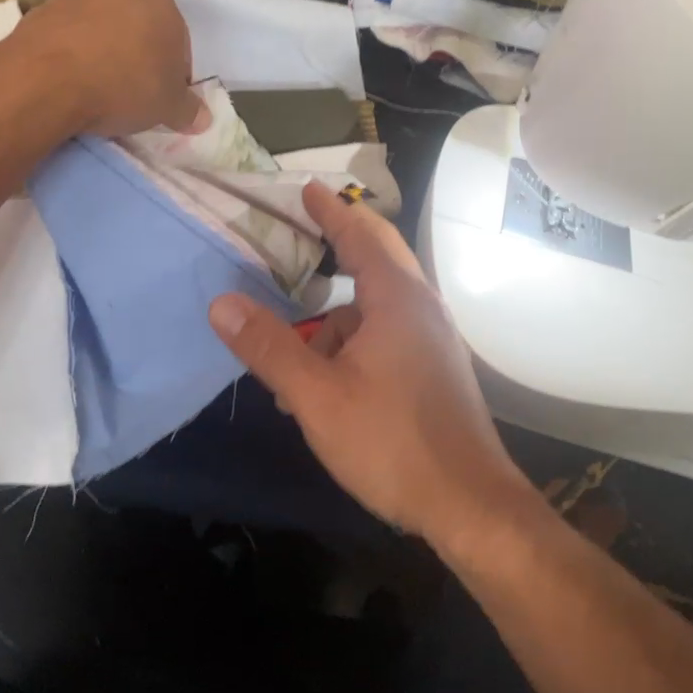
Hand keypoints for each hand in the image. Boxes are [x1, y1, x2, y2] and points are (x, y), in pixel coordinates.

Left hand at [11, 0, 207, 136]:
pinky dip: (74, 53)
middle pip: (139, 27)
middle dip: (139, 55)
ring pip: (103, 28)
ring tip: (97, 87)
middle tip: (131, 92)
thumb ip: (189, 110)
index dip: (173, 72)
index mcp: (160, 0)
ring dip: (105, 52)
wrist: (46, 80)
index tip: (161, 96)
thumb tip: (202, 118)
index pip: (178, 40)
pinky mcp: (43, 9)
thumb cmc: (123, 86)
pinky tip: (70, 80)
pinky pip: (70, 35)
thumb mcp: (167, 107)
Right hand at [207, 184, 533, 545]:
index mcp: (397, 299)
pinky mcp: (435, 369)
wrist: (470, 505)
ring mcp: (433, 340)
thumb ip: (270, 348)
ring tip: (293, 354)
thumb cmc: (393, 443)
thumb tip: (221, 303)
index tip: (307, 188)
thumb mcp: (317, 397)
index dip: (330, 210)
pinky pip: (387, 334)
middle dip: (337, 244)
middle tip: (298, 234)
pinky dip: (352, 342)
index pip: (361, 234)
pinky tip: (326, 385)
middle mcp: (421, 308)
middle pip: (377, 257)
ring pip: (376, 307)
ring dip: (334, 318)